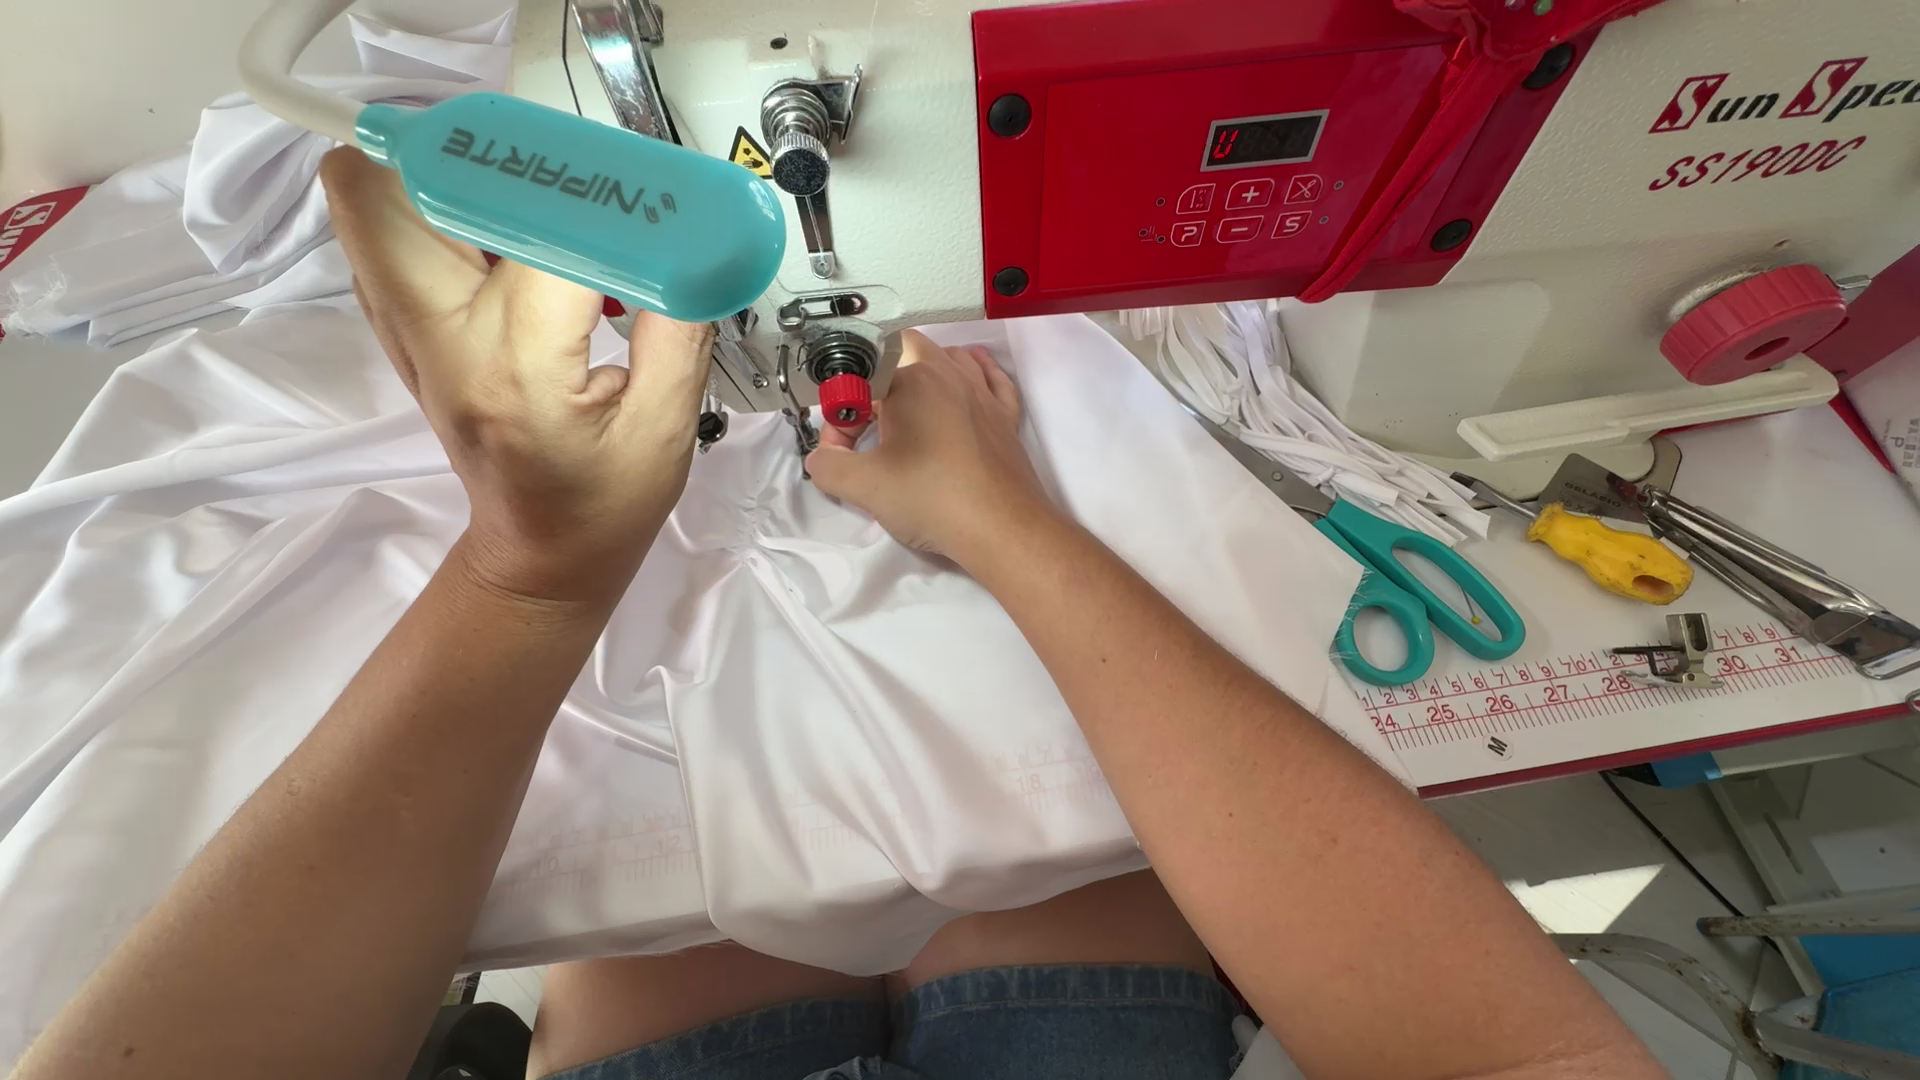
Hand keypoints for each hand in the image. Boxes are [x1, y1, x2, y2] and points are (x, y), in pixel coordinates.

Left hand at [320, 147, 712, 604]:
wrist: (544, 555)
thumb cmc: (610, 505)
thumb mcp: (669, 427)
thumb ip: (679, 329)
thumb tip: (689, 248)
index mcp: (516, 367)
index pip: (537, 232)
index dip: (598, 199)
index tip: (648, 199)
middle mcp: (440, 339)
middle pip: (398, 188)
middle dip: (480, 161)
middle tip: (556, 183)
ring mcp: (408, 337)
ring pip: (374, 200)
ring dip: (453, 181)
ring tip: (535, 210)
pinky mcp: (404, 336)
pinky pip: (388, 237)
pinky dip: (442, 214)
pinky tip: (510, 247)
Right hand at [805, 330, 1057, 564]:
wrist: (1002, 528)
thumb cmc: (932, 499)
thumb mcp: (863, 487)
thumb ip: (828, 466)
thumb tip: (821, 458)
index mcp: (910, 381)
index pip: (860, 379)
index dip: (843, 414)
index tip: (845, 450)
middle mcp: (949, 374)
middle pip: (904, 349)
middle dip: (879, 377)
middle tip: (872, 422)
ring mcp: (982, 393)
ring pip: (950, 356)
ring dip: (923, 372)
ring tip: (909, 409)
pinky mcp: (1006, 416)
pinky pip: (991, 378)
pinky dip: (975, 374)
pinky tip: (969, 382)